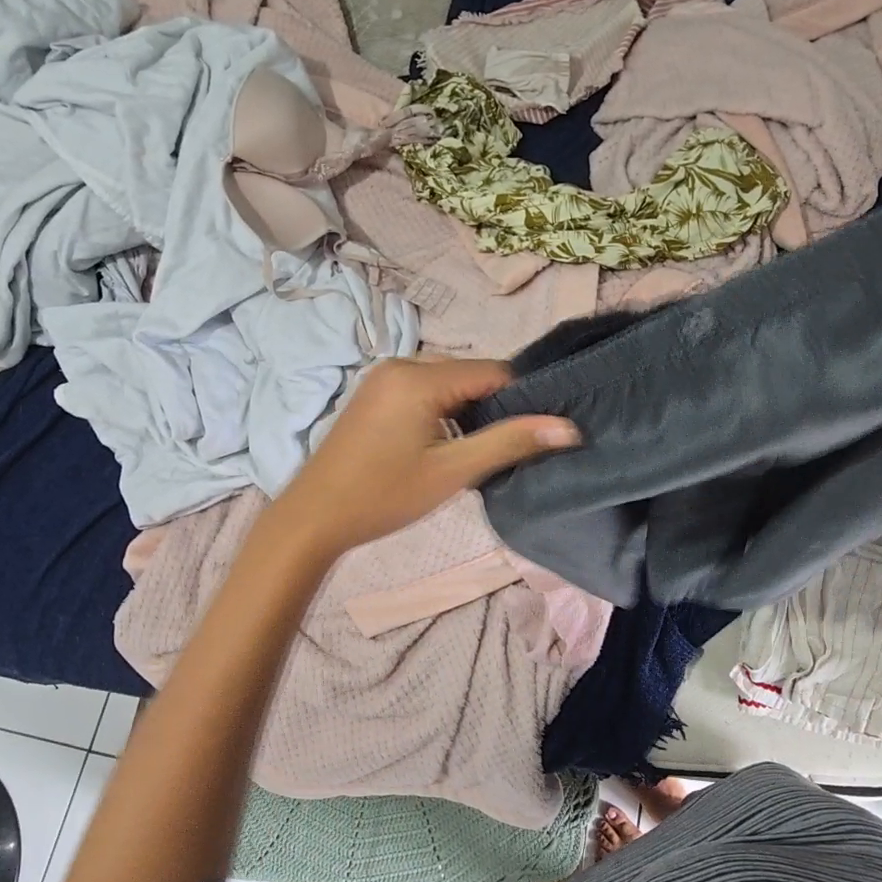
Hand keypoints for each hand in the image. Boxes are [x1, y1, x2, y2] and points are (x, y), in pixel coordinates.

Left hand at [263, 358, 578, 557]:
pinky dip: (443, 412)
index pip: (493, 372)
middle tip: (508, 448)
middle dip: (493, 406)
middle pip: (469, 375)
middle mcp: (399, 364)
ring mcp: (381, 379)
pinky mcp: (372, 396)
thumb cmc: (383, 495)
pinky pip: (423, 392)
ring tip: (477, 451)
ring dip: (468, 412)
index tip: (537, 432)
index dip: (522, 400)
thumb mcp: (453, 471)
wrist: (313, 518)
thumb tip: (569, 428)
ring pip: (447, 384)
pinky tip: (445, 446)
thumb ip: (510, 443)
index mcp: (418, 376)